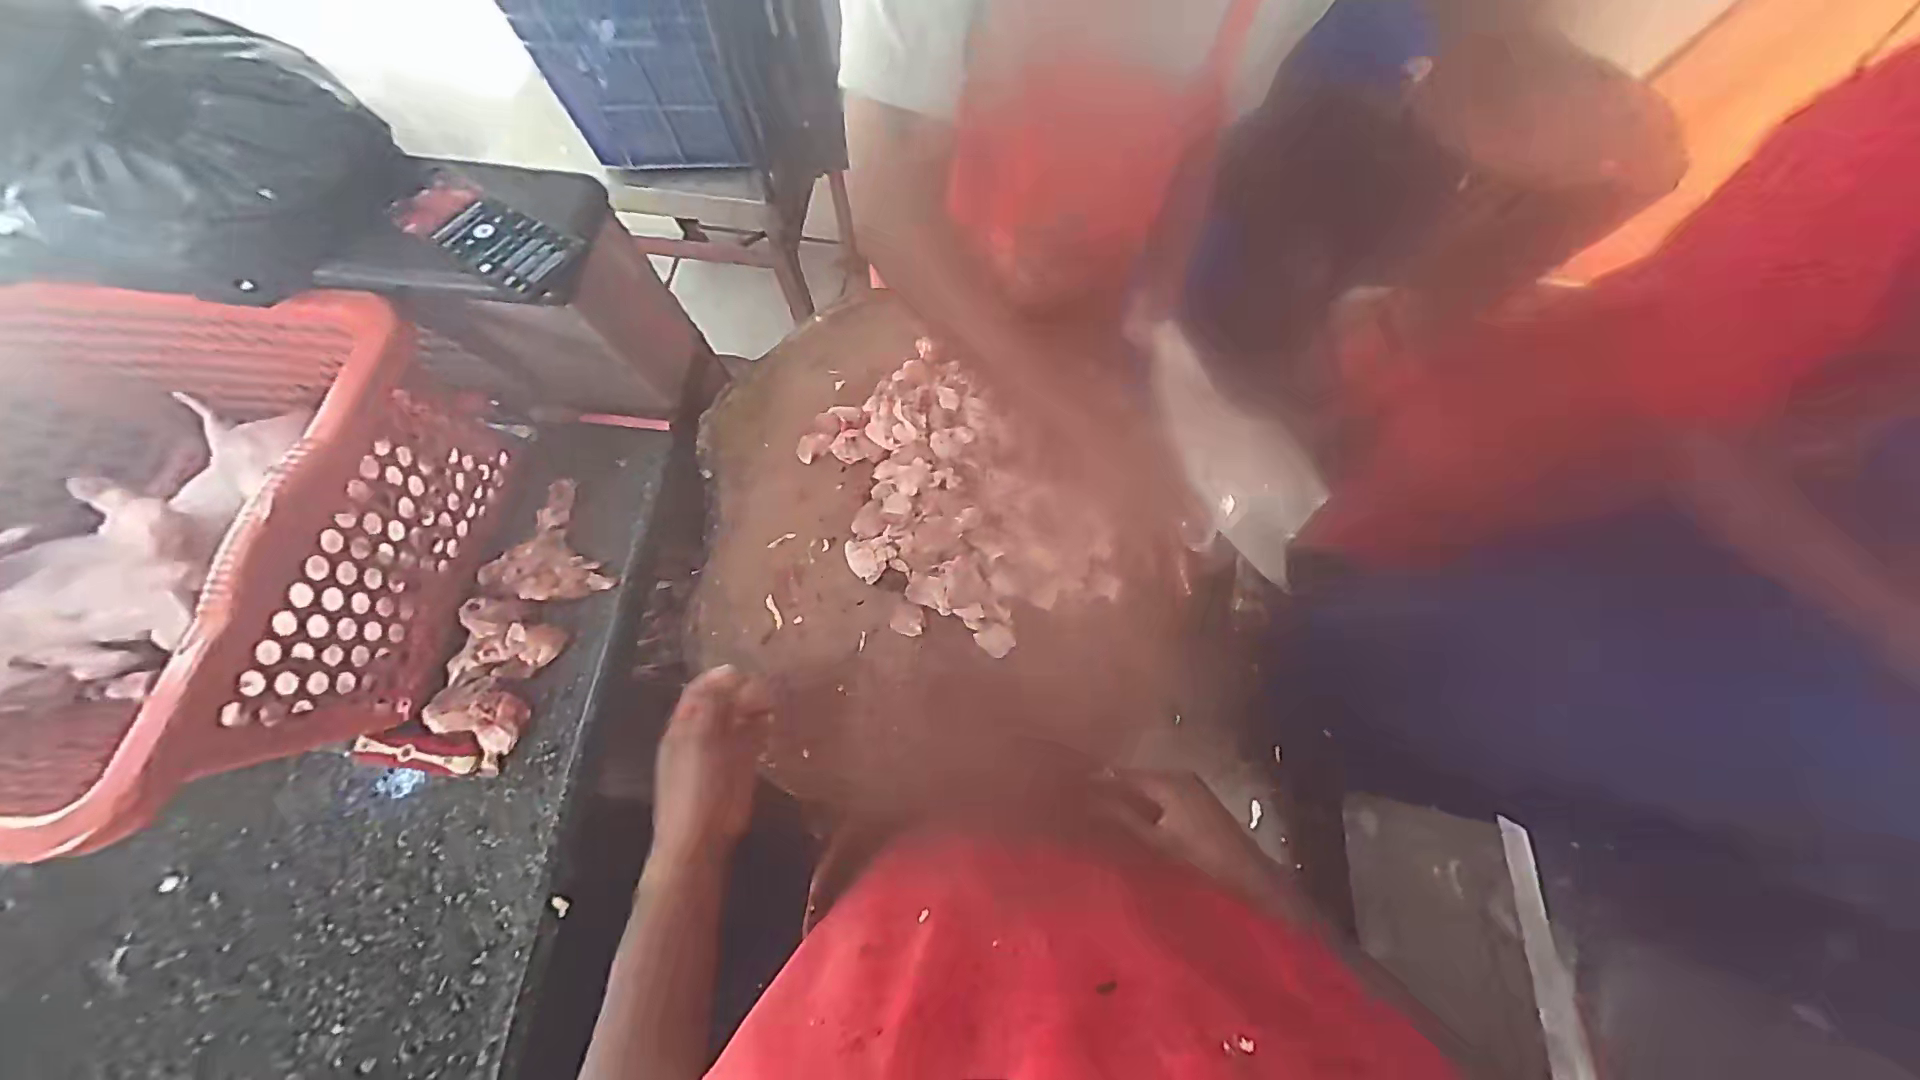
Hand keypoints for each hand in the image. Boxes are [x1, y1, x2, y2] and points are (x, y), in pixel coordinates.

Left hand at [651, 666, 771, 866]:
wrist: (701, 838)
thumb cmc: (695, 787)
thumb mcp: (700, 738)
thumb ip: (712, 704)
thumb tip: (730, 671)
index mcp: (683, 726)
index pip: (700, 690)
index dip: (719, 677)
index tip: (746, 668)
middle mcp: (702, 733)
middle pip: (722, 701)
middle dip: (743, 689)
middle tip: (769, 681)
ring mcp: (722, 749)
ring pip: (740, 718)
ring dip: (757, 705)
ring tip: (777, 695)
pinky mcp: (742, 764)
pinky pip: (754, 736)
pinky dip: (764, 724)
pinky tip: (777, 718)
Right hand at [1097, 769, 1305, 919]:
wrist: (1255, 883)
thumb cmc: (1201, 863)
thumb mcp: (1154, 843)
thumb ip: (1119, 817)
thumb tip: (1085, 798)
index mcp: (1168, 780)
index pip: (1120, 774)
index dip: (1095, 784)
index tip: (1070, 795)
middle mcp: (1179, 775)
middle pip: (1134, 780)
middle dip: (1109, 792)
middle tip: (1081, 809)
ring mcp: (1192, 788)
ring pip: (1147, 789)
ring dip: (1127, 802)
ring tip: (1100, 818)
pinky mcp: (1199, 803)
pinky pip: (1161, 798)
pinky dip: (1144, 808)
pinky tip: (1131, 825)